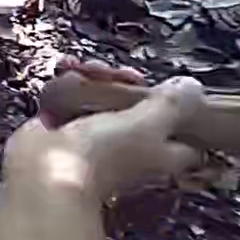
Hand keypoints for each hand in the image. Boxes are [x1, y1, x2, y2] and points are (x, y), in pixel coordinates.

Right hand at [2, 61, 203, 200]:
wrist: (45, 170)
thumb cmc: (104, 152)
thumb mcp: (147, 124)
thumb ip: (170, 105)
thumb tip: (194, 86)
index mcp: (159, 152)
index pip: (183, 136)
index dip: (180, 111)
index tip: (170, 88)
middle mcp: (129, 146)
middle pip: (138, 107)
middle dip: (127, 84)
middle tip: (118, 74)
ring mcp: (93, 137)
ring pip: (103, 99)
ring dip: (95, 79)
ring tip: (85, 69)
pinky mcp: (60, 128)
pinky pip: (70, 98)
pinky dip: (67, 83)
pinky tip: (65, 69)